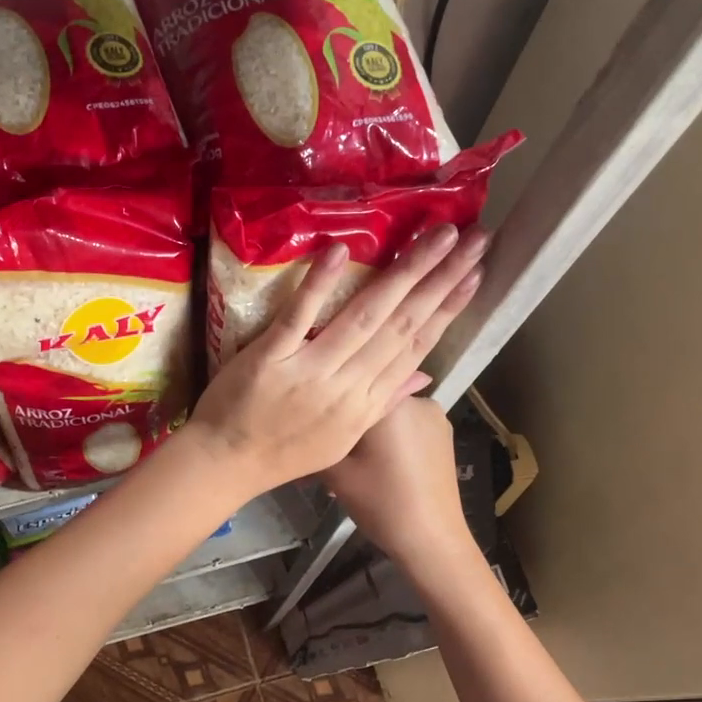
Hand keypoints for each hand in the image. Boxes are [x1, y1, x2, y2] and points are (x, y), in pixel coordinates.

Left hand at [183, 223, 487, 495]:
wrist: (226, 465)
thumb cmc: (282, 452)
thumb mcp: (340, 440)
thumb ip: (381, 404)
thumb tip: (422, 375)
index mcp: (365, 407)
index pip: (415, 349)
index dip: (447, 310)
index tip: (474, 276)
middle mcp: (345, 388)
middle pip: (400, 327)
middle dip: (439, 280)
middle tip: (472, 238)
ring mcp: (308, 373)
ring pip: (362, 318)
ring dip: (401, 273)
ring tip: (434, 236)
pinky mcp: (269, 360)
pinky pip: (297, 317)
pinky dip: (319, 285)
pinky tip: (342, 252)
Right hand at [322, 397, 477, 568]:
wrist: (432, 539)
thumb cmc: (382, 503)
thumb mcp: (337, 475)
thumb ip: (316, 446)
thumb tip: (297, 433)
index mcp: (390, 403)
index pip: (349, 392)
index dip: (327, 413)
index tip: (311, 435)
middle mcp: (417, 400)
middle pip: (369, 405)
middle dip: (347, 428)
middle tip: (326, 460)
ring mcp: (434, 417)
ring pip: (387, 419)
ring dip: (366, 438)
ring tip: (350, 471)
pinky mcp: (443, 436)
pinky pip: (405, 431)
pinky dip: (387, 444)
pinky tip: (376, 471)